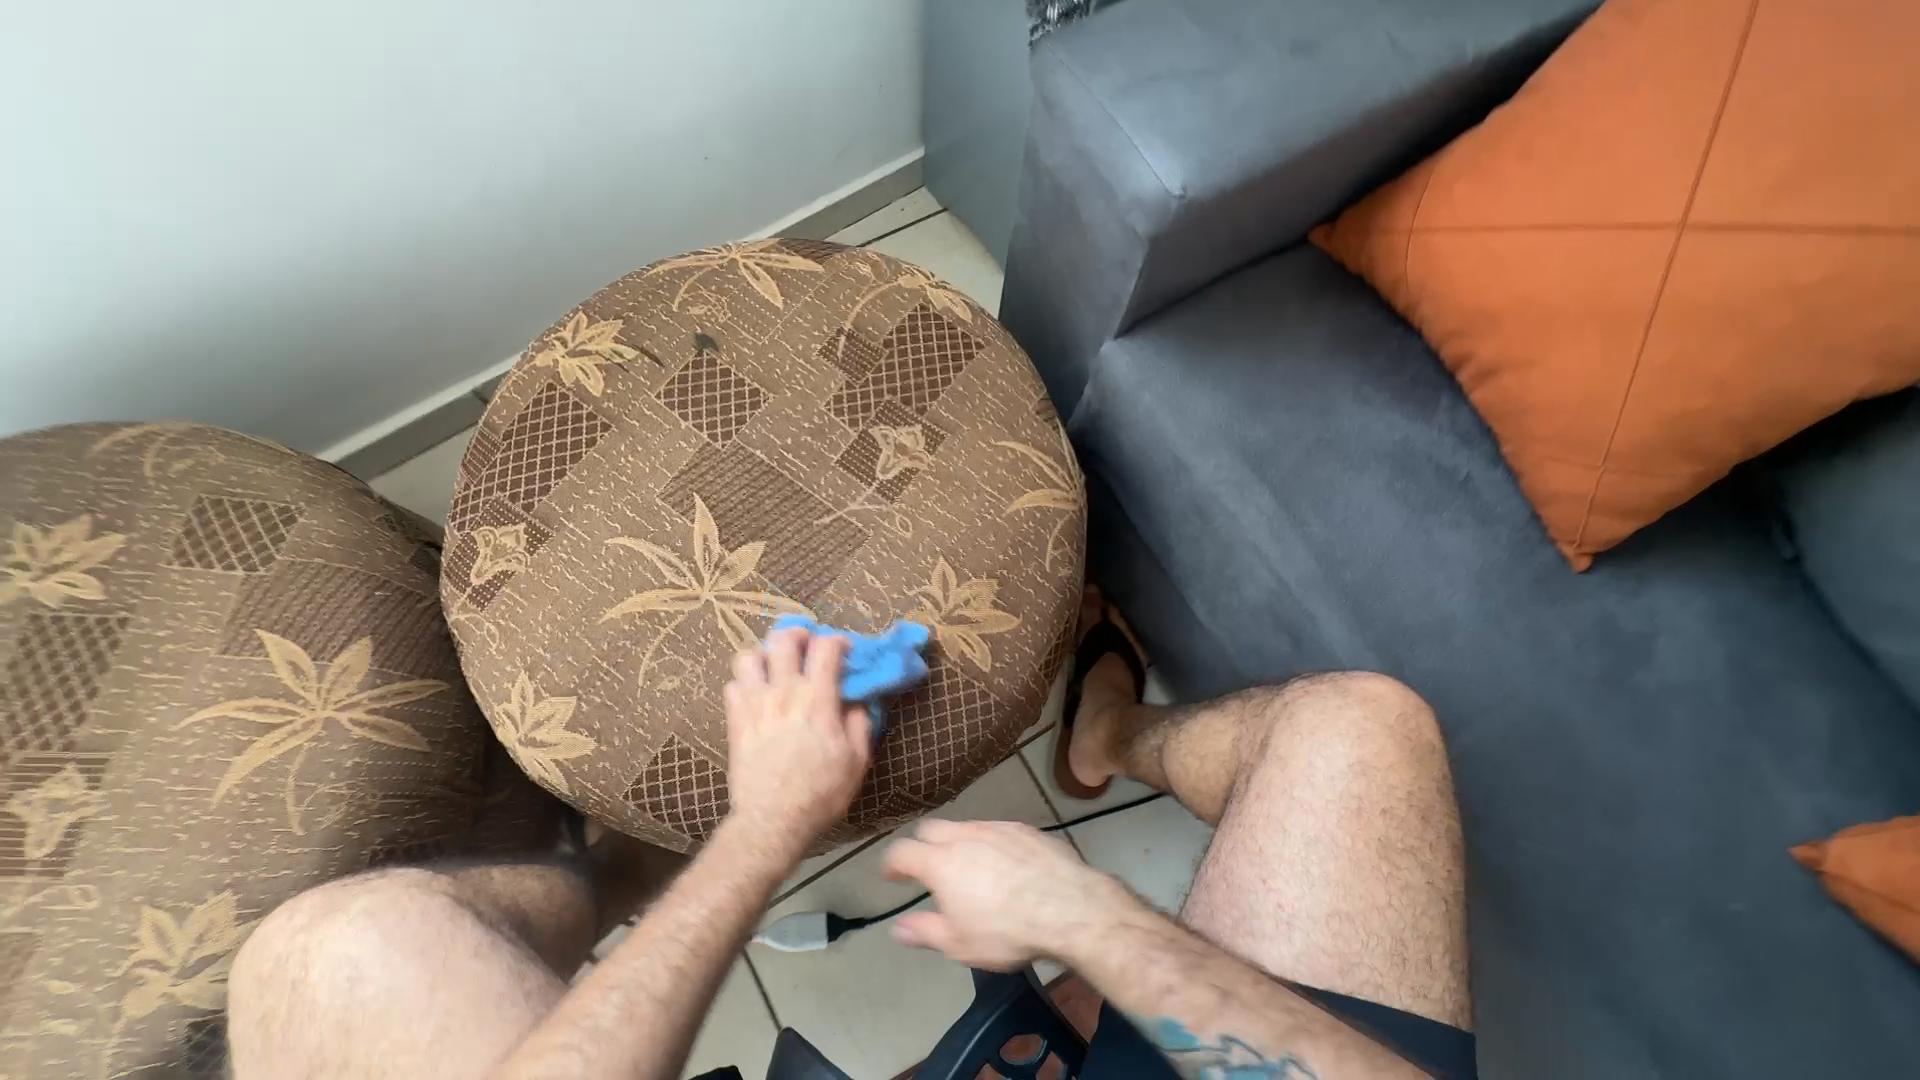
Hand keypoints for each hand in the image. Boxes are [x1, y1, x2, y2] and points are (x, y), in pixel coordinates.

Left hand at [722, 627, 871, 861]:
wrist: (772, 821)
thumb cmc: (820, 793)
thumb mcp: (857, 760)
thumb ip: (860, 723)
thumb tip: (858, 700)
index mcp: (817, 699)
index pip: (825, 648)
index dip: (837, 640)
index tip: (844, 649)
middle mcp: (783, 693)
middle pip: (783, 640)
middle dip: (798, 634)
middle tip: (807, 645)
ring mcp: (754, 705)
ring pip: (750, 656)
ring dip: (765, 655)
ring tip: (776, 667)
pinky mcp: (735, 721)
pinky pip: (733, 685)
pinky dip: (745, 683)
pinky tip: (757, 695)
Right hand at [880, 819, 1140, 969]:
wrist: (1068, 907)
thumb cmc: (1006, 931)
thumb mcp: (959, 944)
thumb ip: (925, 932)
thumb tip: (898, 927)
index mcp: (941, 862)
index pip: (903, 851)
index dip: (892, 862)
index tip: (890, 874)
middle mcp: (965, 836)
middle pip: (932, 829)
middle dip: (923, 845)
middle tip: (925, 867)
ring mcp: (997, 828)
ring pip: (966, 826)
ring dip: (958, 842)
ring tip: (966, 867)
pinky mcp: (1026, 829)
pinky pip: (997, 830)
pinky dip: (990, 844)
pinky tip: (1003, 864)